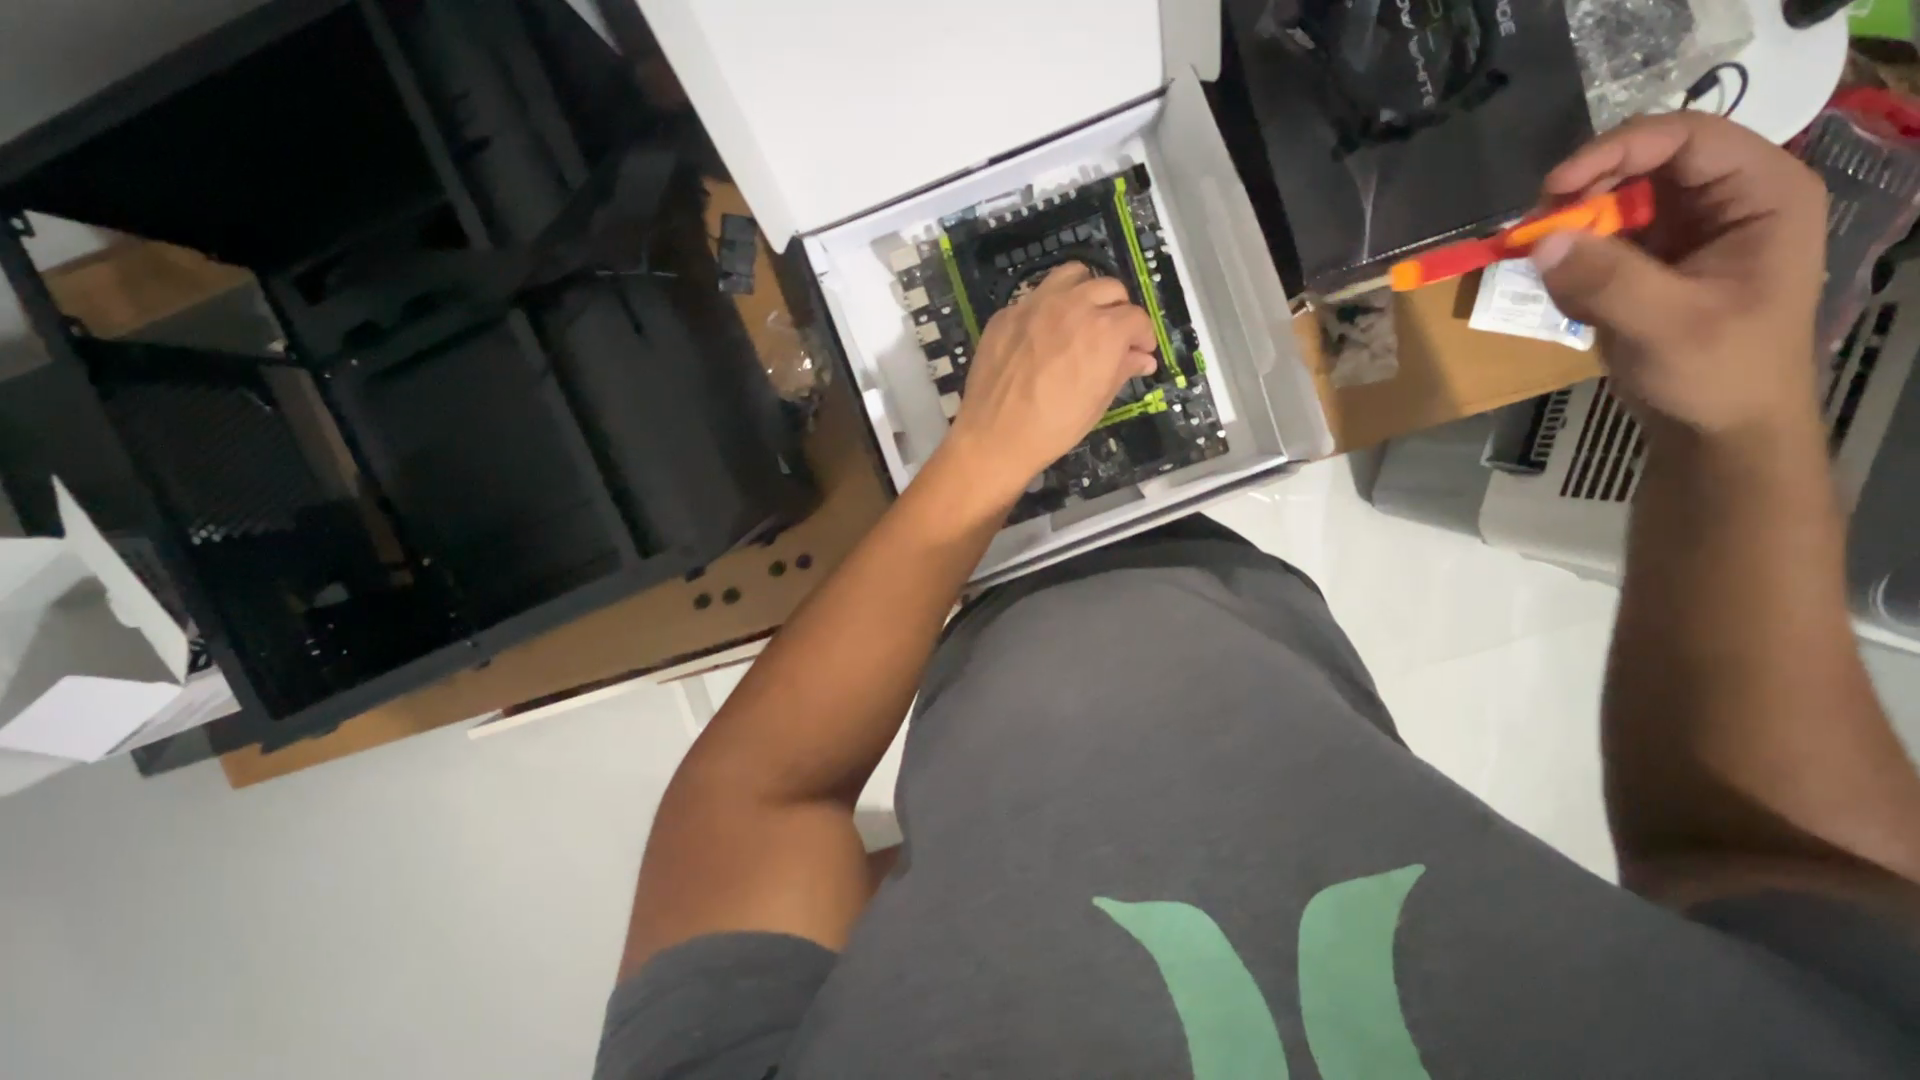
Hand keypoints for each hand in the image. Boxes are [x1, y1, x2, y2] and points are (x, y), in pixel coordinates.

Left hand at [941, 263, 1157, 497]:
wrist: (995, 436)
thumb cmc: (1054, 427)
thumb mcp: (1098, 401)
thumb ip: (1122, 369)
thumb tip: (1142, 358)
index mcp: (1103, 329)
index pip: (1137, 318)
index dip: (1143, 335)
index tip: (1140, 350)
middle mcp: (1072, 305)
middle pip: (1109, 288)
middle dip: (1118, 309)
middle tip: (1114, 334)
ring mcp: (1035, 304)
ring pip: (1071, 275)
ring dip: (1085, 290)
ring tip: (1082, 315)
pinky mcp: (1006, 313)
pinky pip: (1035, 296)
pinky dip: (1049, 306)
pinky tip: (1044, 333)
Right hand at [1531, 112, 1827, 437]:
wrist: (1720, 430)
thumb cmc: (1717, 375)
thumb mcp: (1666, 326)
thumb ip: (1607, 279)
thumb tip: (1539, 242)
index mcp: (1762, 195)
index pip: (1687, 138)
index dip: (1617, 149)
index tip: (1553, 188)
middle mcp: (1728, 200)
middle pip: (1645, 162)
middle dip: (1584, 191)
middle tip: (1535, 229)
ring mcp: (1689, 230)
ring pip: (1616, 199)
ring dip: (1572, 227)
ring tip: (1543, 264)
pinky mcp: (1653, 261)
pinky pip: (1602, 238)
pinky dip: (1572, 257)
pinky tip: (1564, 290)